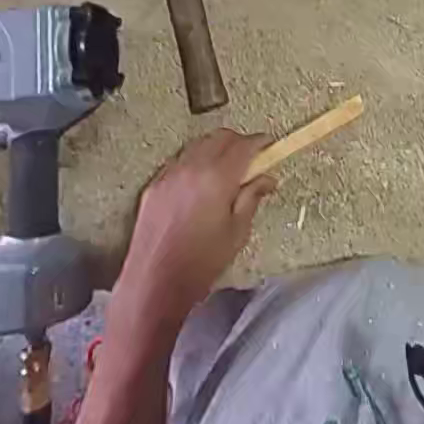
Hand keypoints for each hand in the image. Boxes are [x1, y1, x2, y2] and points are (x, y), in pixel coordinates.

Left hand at [114, 129, 275, 321]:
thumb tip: (267, 178)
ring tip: (226, 171)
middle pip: (220, 137)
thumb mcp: (237, 232)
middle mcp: (191, 169)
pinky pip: (179, 160)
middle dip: (239, 142)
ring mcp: (169, 175)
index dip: (261, 143)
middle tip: (251, 161)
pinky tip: (200, 182)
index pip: (244, 146)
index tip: (270, 146)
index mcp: (216, 179)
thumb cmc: (201, 264)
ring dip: (216, 148)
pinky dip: (195, 161)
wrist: (153, 286)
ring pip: (198, 144)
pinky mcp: (153, 186)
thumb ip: (252, 197)